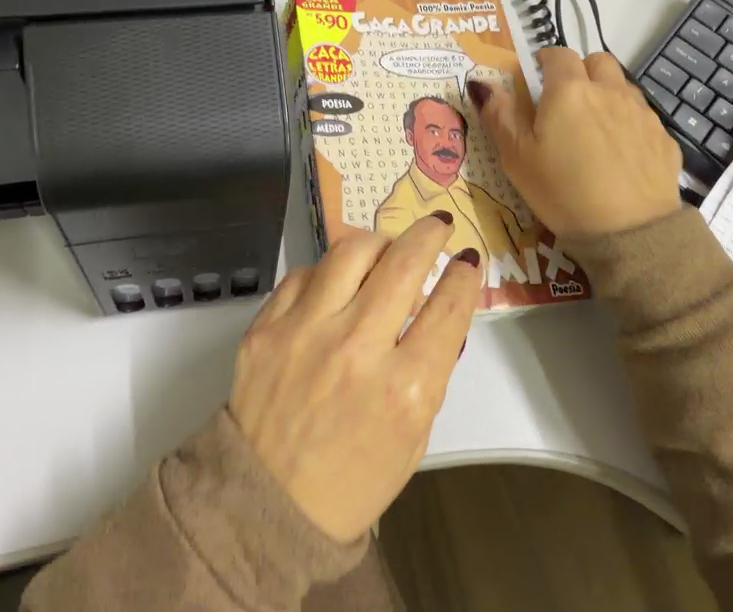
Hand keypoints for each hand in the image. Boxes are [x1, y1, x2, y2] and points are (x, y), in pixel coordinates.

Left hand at [228, 215, 481, 542]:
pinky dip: (328, 271)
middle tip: (437, 227)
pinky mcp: (266, 328)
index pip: (449, 305)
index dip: (465, 274)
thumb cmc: (355, 480)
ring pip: (351, 251)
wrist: (268, 505)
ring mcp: (305, 332)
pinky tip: (337, 283)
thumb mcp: (415, 436)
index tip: (467, 261)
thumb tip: (440, 309)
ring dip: (379, 241)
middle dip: (429, 235)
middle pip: (403, 262)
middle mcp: (357, 349)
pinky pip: (304, 274)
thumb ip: (430, 370)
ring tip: (387, 247)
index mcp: (405, 388)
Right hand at [468, 49, 683, 239]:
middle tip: (567, 102)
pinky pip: (643, 118)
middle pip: (598, 61)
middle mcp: (609, 91)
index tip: (537, 80)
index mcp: (569, 91)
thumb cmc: (562, 192)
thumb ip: (500, 116)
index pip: (558, 54)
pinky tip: (620, 155)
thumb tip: (483, 84)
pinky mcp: (664, 138)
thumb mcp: (516, 159)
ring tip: (594, 130)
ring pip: (622, 87)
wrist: (629, 233)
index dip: (546, 61)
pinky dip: (628, 125)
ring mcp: (642, 114)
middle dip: (581, 71)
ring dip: (606, 95)